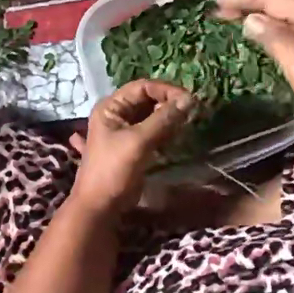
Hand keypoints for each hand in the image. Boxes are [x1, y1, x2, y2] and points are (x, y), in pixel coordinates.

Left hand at [67, 80, 195, 215]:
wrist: (101, 205)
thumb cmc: (114, 170)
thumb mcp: (138, 142)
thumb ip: (163, 120)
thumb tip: (190, 99)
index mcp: (111, 107)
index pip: (142, 87)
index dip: (166, 90)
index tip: (189, 100)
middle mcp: (117, 114)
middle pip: (148, 100)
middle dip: (169, 103)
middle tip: (193, 112)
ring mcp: (124, 130)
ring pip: (152, 116)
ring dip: (169, 117)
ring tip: (189, 122)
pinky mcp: (134, 146)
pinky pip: (153, 130)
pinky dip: (166, 130)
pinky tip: (178, 134)